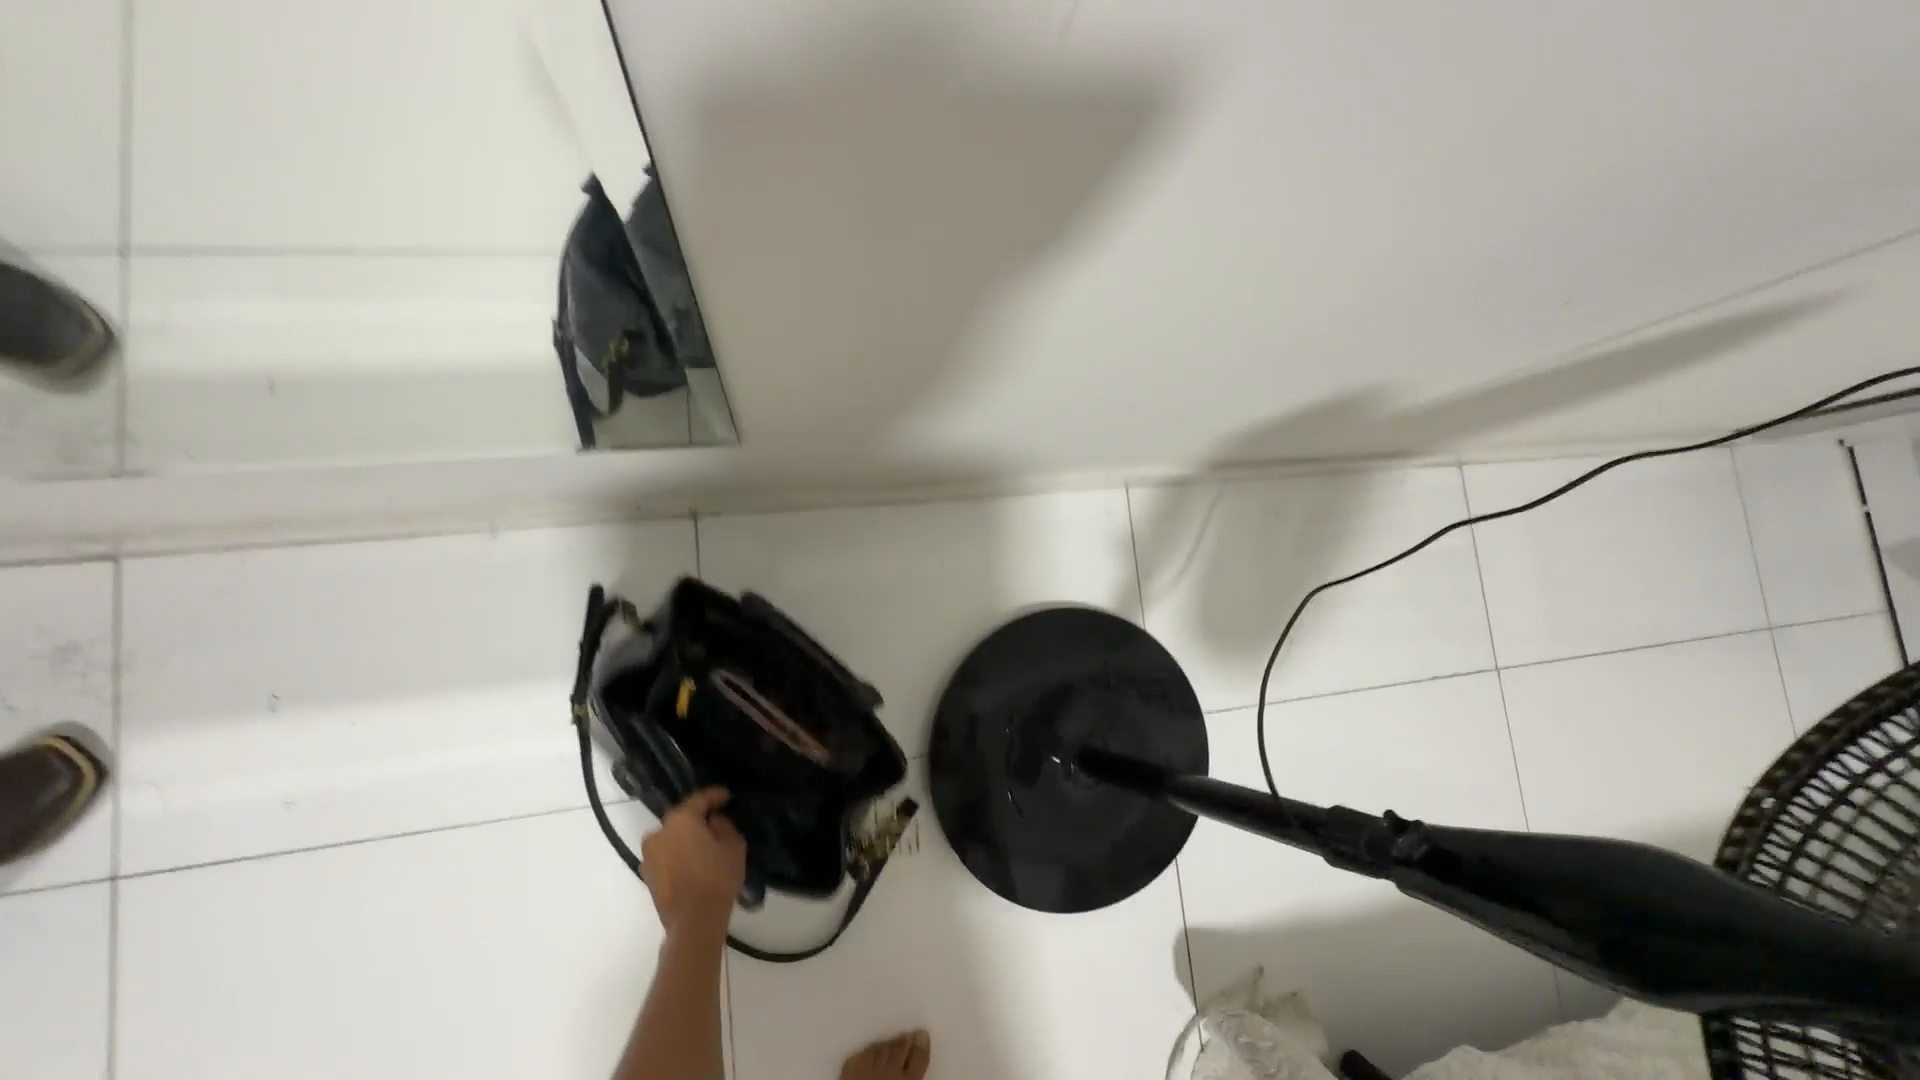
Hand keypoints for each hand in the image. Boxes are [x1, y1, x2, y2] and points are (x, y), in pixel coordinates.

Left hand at [641, 787, 746, 937]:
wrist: (694, 922)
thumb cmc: (717, 877)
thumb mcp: (733, 845)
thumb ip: (724, 825)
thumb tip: (713, 822)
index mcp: (679, 819)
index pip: (700, 799)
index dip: (716, 795)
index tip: (727, 795)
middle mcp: (658, 832)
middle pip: (682, 819)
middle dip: (699, 819)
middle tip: (717, 823)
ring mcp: (649, 855)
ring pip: (672, 839)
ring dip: (686, 839)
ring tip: (705, 847)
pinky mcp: (647, 875)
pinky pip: (667, 856)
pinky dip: (679, 855)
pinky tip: (694, 864)